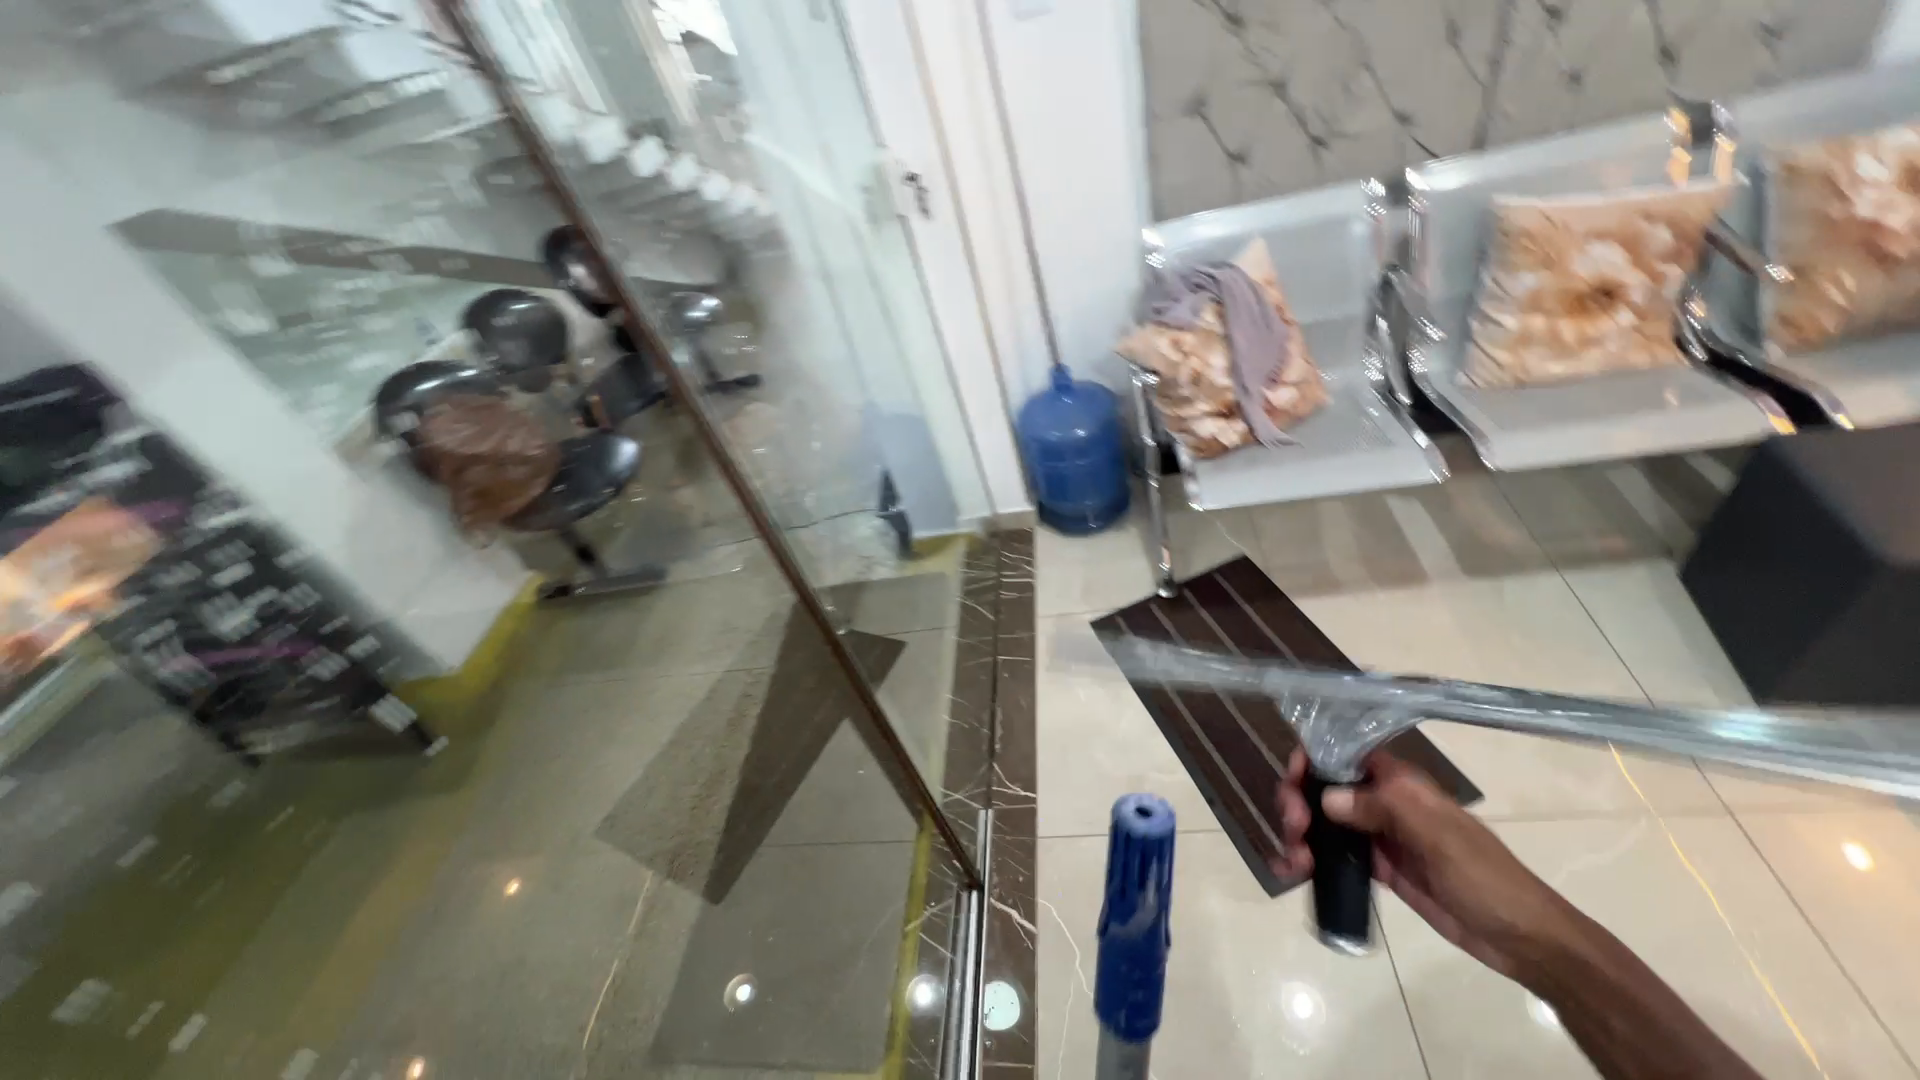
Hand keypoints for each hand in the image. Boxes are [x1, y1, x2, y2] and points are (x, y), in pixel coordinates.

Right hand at [1273, 749, 1577, 979]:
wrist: (1520, 938)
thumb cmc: (1485, 877)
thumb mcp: (1439, 837)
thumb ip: (1384, 809)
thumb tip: (1327, 797)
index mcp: (1400, 784)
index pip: (1345, 754)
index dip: (1312, 760)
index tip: (1293, 782)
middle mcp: (1383, 803)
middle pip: (1325, 788)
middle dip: (1299, 802)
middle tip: (1294, 830)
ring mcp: (1379, 837)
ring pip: (1323, 822)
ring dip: (1299, 834)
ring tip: (1294, 861)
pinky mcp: (1377, 869)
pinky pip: (1333, 856)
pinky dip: (1310, 859)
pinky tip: (1293, 870)